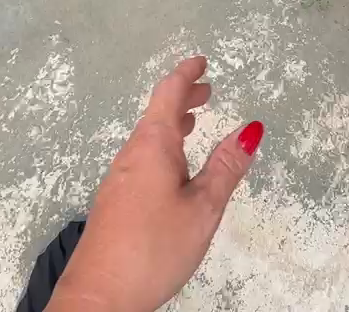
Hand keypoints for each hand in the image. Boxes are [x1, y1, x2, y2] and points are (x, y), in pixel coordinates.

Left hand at [49, 56, 262, 311]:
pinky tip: (172, 169)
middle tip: (207, 91)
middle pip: (157, 112)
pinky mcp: (114, 202)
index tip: (201, 60)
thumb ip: (226, 167)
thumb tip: (251, 128)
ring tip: (193, 124)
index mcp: (154, 145)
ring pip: (148, 137)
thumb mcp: (202, 207)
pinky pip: (141, 158)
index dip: (186, 73)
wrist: (96, 300)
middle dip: (183, 97)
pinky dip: (162, 147)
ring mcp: (119, 178)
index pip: (169, 93)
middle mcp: (132, 154)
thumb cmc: (153, 247)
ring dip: (172, 123)